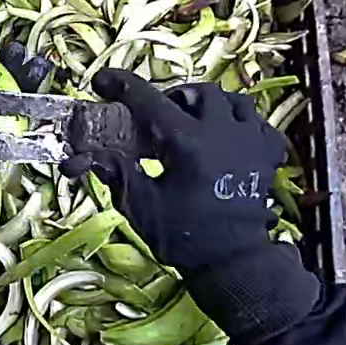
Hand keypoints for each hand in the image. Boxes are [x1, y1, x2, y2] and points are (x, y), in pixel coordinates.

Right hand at [63, 70, 318, 344]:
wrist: (233, 263)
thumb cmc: (182, 236)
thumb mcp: (140, 205)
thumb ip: (114, 172)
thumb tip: (76, 158)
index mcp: (187, 143)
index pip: (149, 100)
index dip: (122, 86)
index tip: (102, 81)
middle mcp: (223, 132)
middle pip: (197, 92)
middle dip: (172, 97)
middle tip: (157, 115)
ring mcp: (252, 141)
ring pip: (233, 100)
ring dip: (209, 104)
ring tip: (193, 119)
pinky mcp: (268, 155)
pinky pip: (258, 123)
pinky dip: (241, 123)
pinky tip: (227, 136)